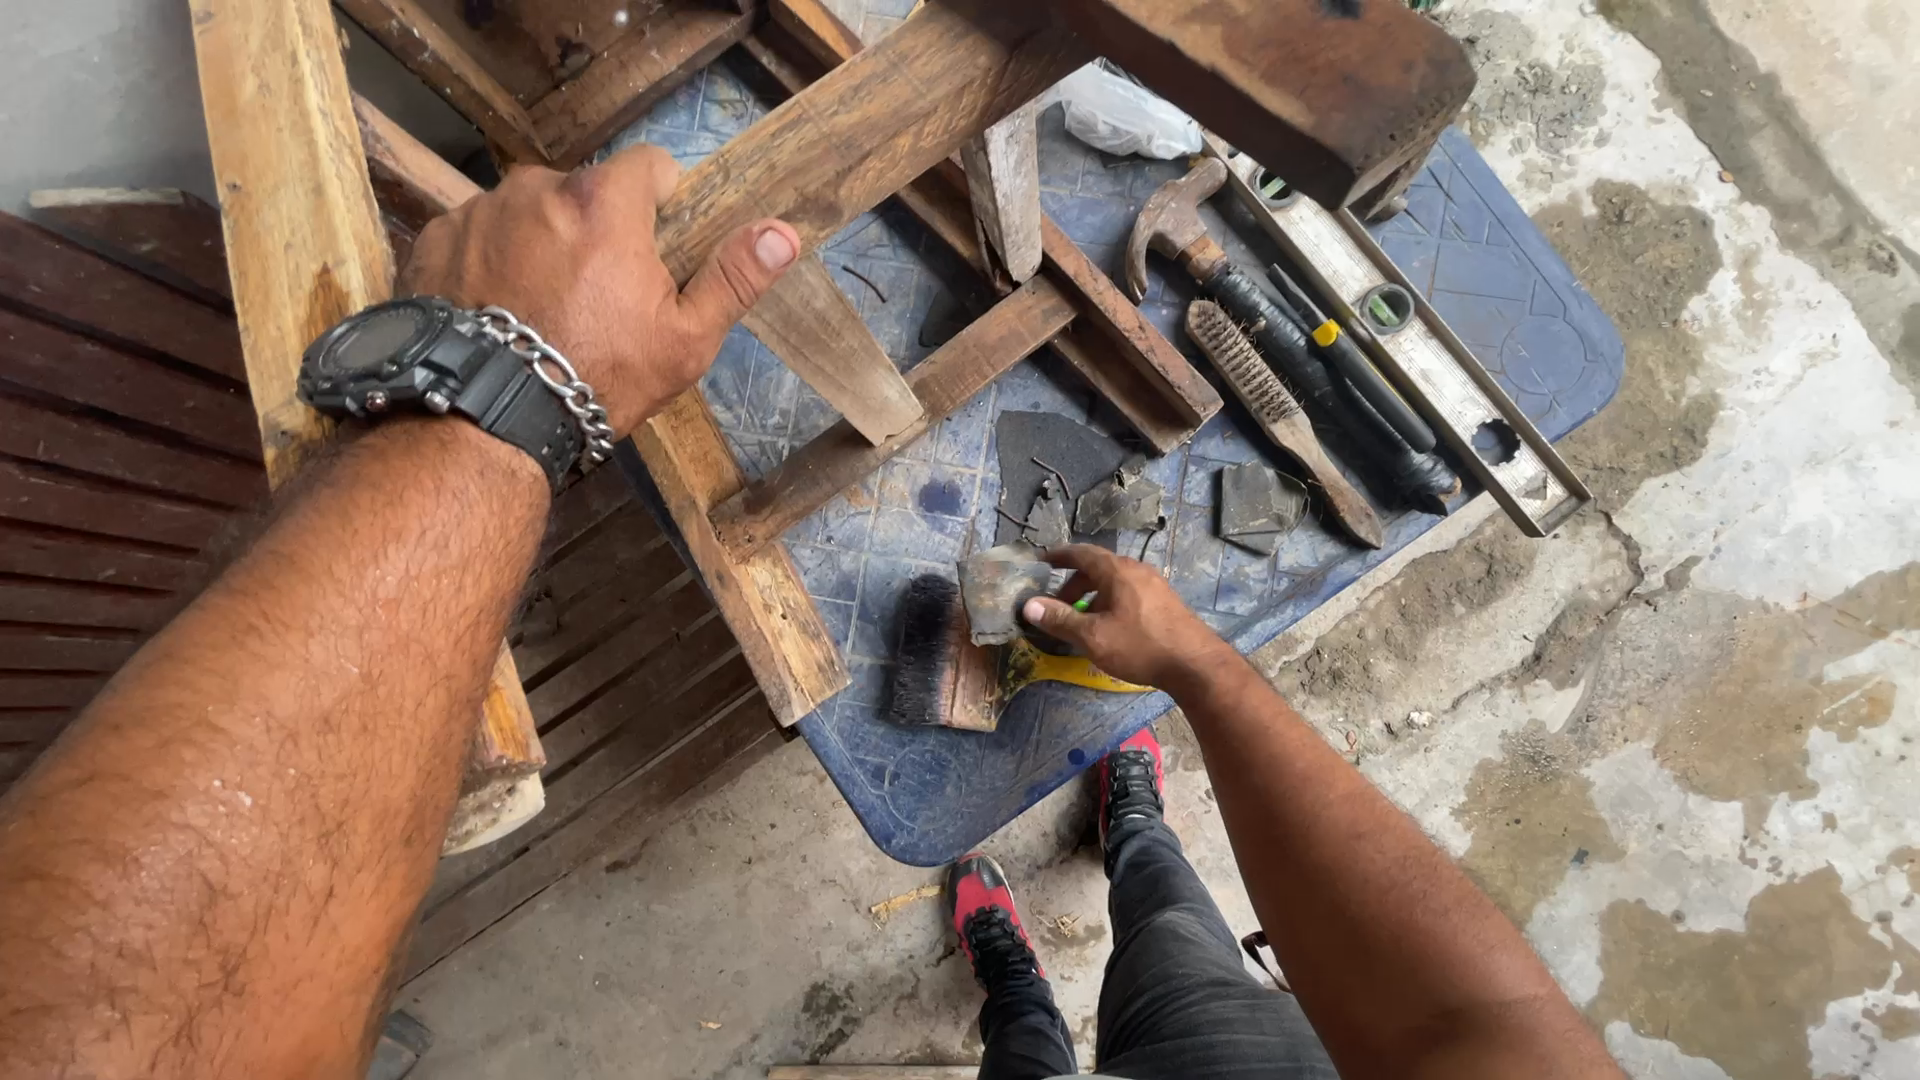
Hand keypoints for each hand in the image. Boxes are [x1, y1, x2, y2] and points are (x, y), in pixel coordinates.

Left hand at [397, 144, 799, 435]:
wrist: (494, 415)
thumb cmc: (606, 375)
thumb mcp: (688, 338)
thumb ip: (734, 278)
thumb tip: (784, 232)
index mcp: (605, 203)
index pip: (650, 166)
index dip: (666, 201)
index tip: (663, 247)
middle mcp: (537, 187)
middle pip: (589, 192)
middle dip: (603, 229)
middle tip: (607, 297)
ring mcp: (480, 209)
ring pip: (534, 211)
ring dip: (549, 242)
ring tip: (551, 308)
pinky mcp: (437, 237)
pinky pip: (483, 233)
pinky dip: (499, 259)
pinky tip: (505, 309)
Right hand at [1021, 544, 1234, 691]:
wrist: (1196, 664)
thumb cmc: (1141, 646)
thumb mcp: (1093, 636)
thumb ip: (1060, 619)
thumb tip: (1028, 605)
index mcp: (1116, 571)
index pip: (1081, 553)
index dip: (1058, 556)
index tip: (1041, 562)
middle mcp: (1136, 569)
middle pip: (1097, 567)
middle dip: (1073, 583)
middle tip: (1058, 606)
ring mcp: (1154, 584)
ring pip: (1114, 581)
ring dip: (1092, 594)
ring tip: (1082, 620)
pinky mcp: (1165, 600)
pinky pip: (1129, 591)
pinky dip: (1110, 600)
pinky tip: (1111, 626)